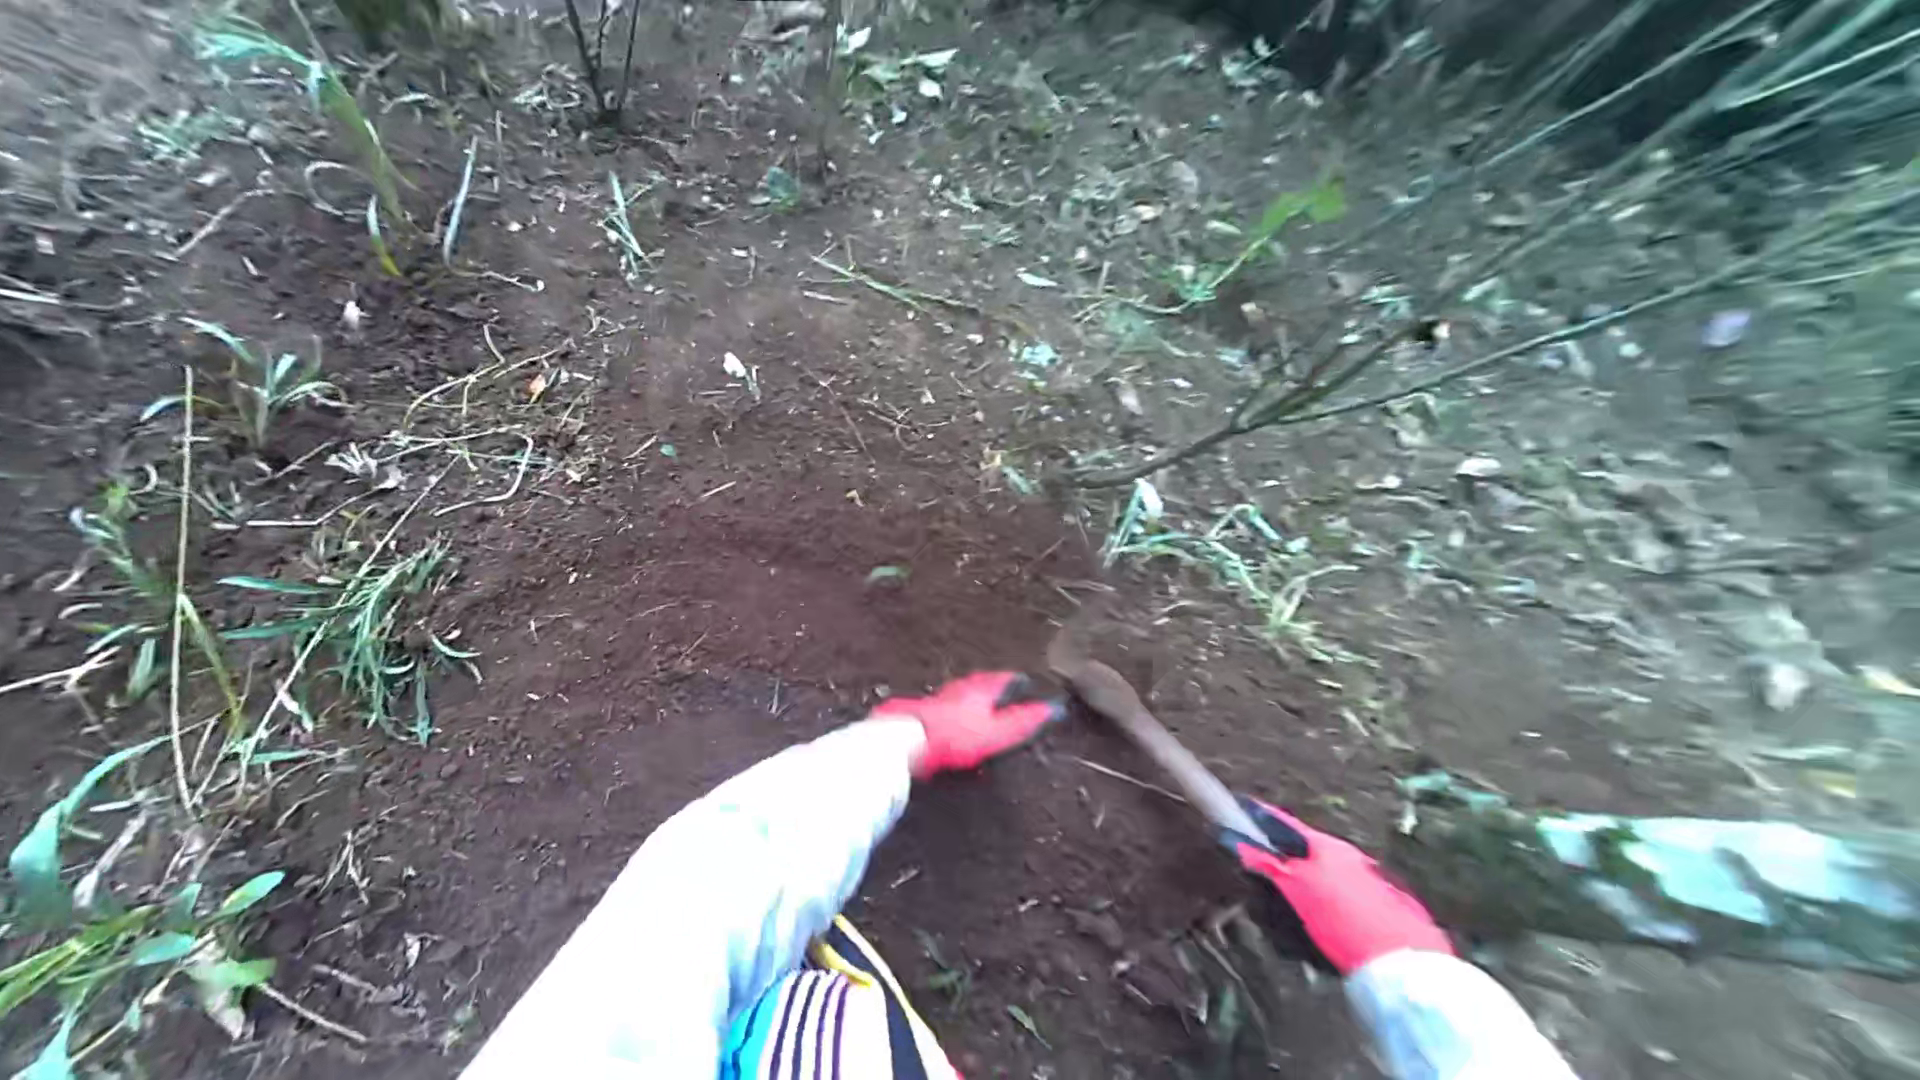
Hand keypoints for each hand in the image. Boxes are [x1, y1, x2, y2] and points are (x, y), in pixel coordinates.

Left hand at [870, 671, 1063, 777]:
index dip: (1014, 681)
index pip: (1002, 680)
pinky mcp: (924, 711)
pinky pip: (945, 705)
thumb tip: (1050, 709)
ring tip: (978, 701)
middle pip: (980, 683)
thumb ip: (1022, 721)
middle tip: (1000, 686)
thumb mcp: (996, 732)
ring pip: (961, 692)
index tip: (1022, 679)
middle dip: (991, 685)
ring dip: (971, 695)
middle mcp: (960, 688)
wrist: (909, 738)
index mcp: (980, 690)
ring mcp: (940, 698)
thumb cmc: (953, 735)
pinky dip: (954, 708)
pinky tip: (951, 718)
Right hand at [1223, 798, 1452, 974]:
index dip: (1264, 817)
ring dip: (1313, 880)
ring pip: (1331, 873)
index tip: (1246, 807)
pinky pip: (1350, 895)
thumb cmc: (1344, 921)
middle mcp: (1352, 856)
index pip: (1286, 824)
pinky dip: (1334, 901)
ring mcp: (1374, 881)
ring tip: (1298, 902)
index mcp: (1328, 846)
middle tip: (1268, 868)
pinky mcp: (1390, 908)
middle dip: (1289, 856)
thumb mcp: (1296, 891)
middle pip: (1310, 851)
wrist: (1405, 967)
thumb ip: (1267, 865)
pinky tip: (1330, 921)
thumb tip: (1239, 843)